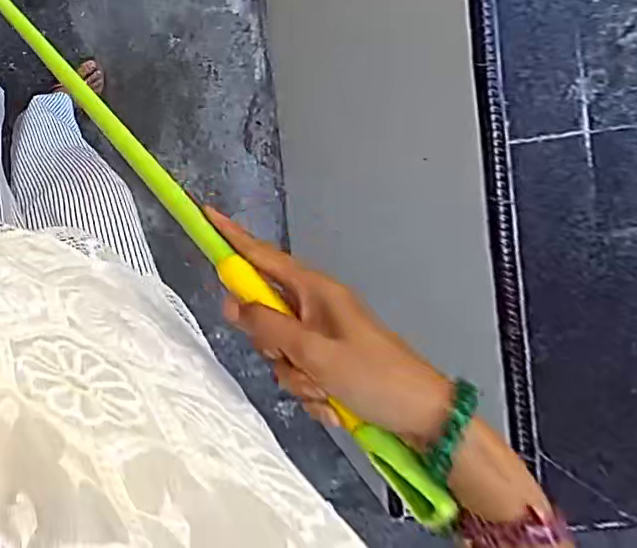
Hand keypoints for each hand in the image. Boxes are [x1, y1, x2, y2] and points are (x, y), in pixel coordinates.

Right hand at [205, 205, 453, 439]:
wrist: (430, 421)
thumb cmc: (376, 377)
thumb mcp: (315, 354)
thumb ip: (268, 327)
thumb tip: (233, 305)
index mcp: (314, 289)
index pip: (261, 254)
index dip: (231, 235)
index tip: (206, 214)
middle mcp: (314, 306)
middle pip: (263, 307)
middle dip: (269, 339)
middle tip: (286, 356)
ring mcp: (320, 334)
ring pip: (277, 345)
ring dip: (294, 372)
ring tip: (325, 390)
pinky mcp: (328, 362)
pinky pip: (296, 369)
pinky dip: (309, 389)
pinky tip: (334, 403)